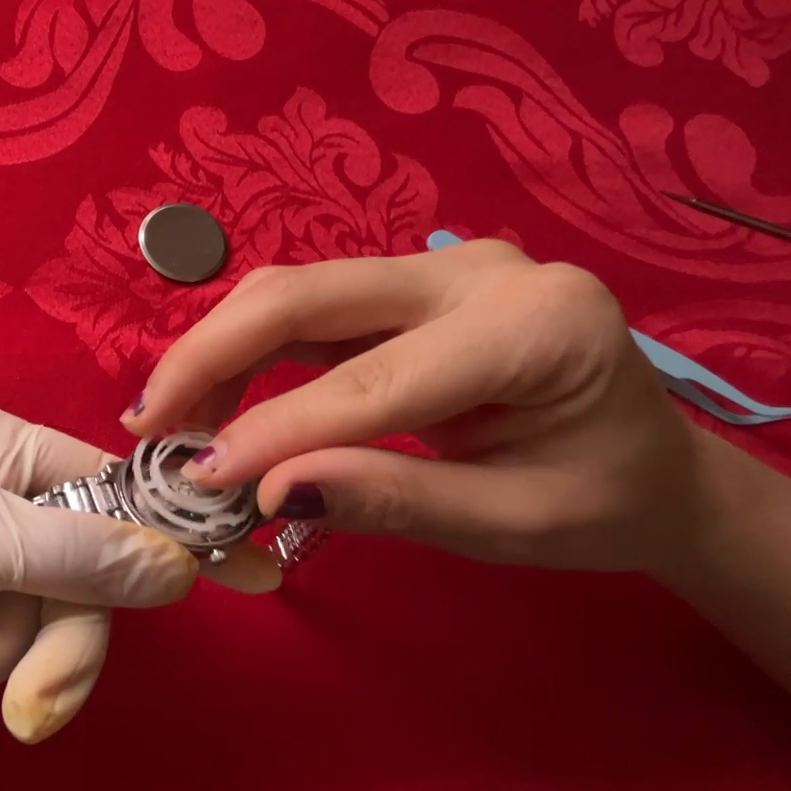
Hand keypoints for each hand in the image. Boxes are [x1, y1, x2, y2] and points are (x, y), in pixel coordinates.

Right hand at [125, 240, 708, 573]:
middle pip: (302, 295)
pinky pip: (295, 309)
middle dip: (208, 357)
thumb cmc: (598, 498)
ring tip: (169, 420)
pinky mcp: (392, 285)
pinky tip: (210, 401)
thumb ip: (392, 500)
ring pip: (285, 294)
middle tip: (146, 422)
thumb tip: (268, 492)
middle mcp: (472, 270)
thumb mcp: (514, 523)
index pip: (371, 379)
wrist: (644, 461)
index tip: (197, 477)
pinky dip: (239, 354)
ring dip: (213, 354)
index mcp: (533, 325)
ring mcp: (427, 268)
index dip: (272, 428)